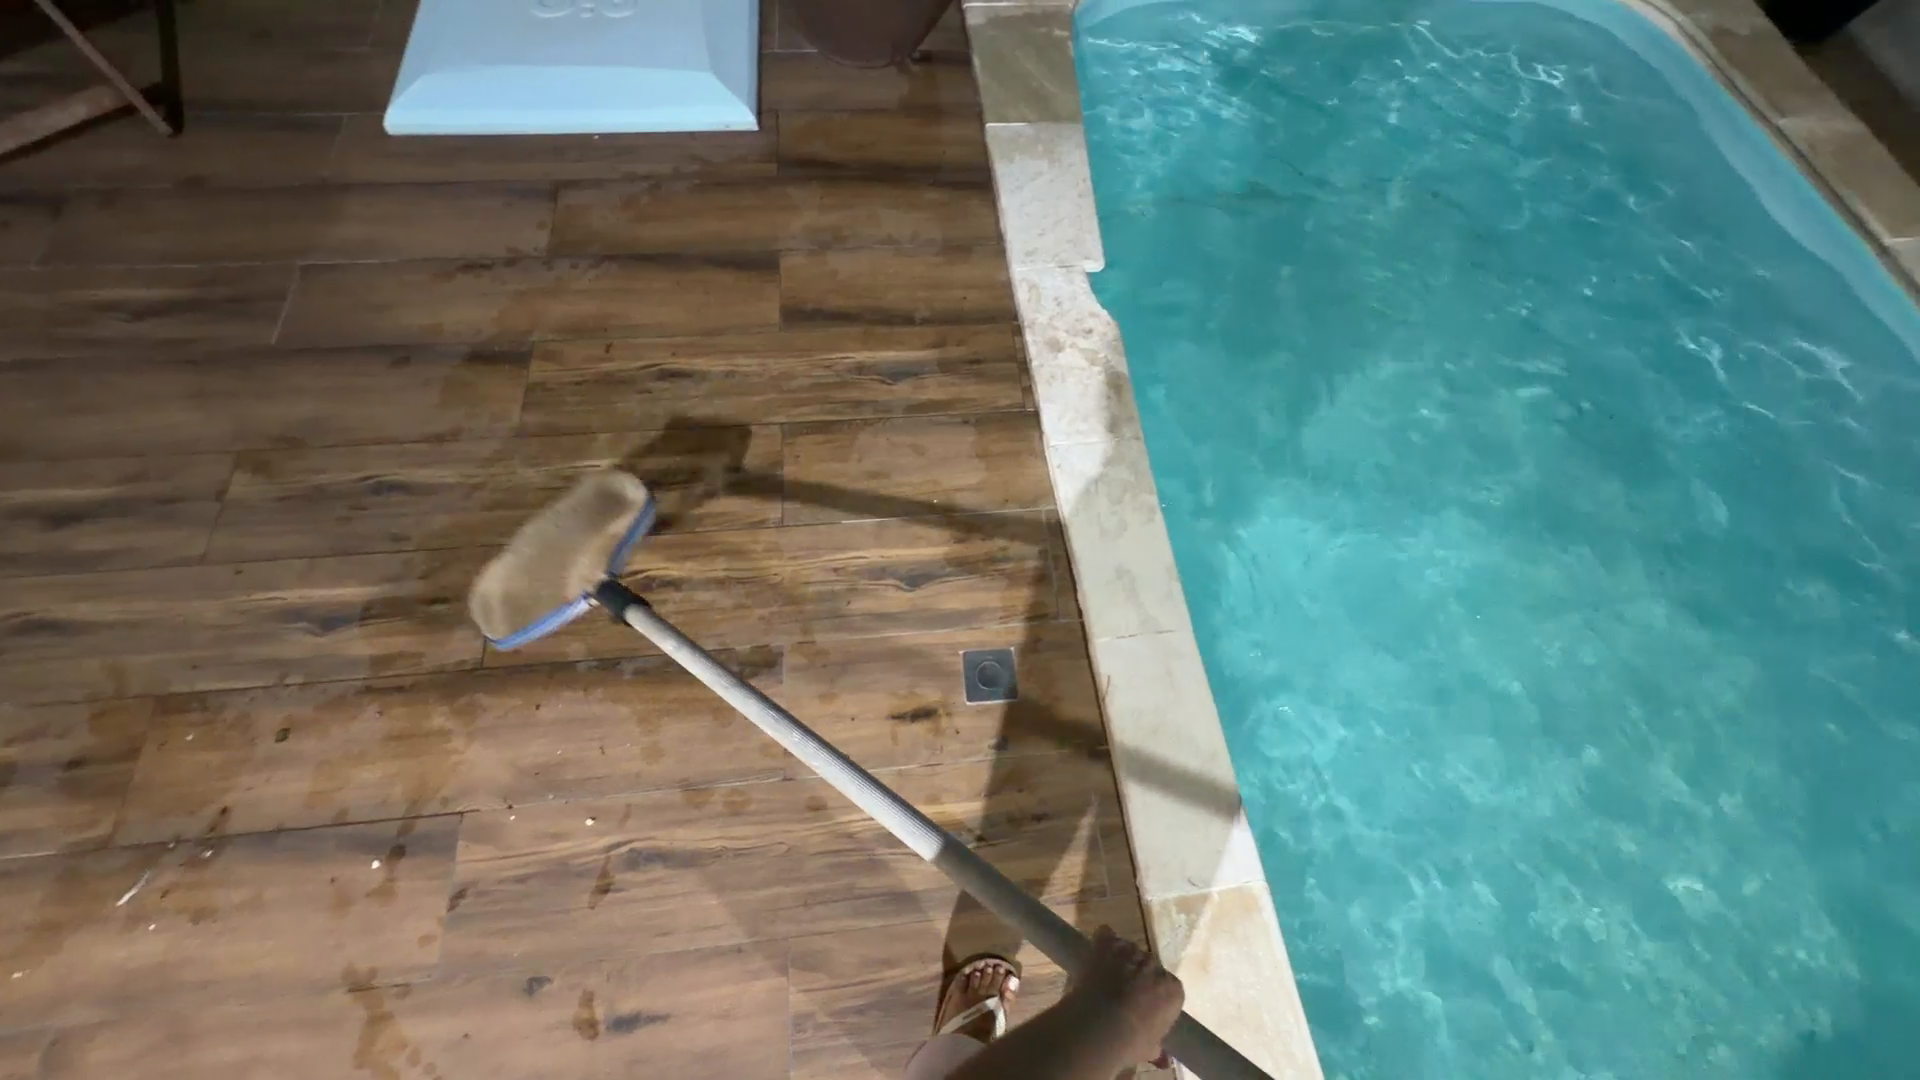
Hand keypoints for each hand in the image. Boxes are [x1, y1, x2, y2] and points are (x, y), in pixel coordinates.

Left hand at [1070, 925, 1185, 1067]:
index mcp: (1172, 990)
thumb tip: (1160, 1056)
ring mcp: (1130, 949)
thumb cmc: (1129, 1041)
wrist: (1099, 1024)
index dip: (1155, 996)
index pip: (1168, 987)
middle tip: (1124, 993)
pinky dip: (1102, 941)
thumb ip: (1156, 1045)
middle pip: (1148, 966)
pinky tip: (1097, 952)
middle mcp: (1154, 964)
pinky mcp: (1107, 942)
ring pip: (1127, 949)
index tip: (1144, 1007)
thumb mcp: (1148, 1049)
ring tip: (1106, 977)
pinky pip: (1106, 935)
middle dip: (1138, 976)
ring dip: (1120, 959)